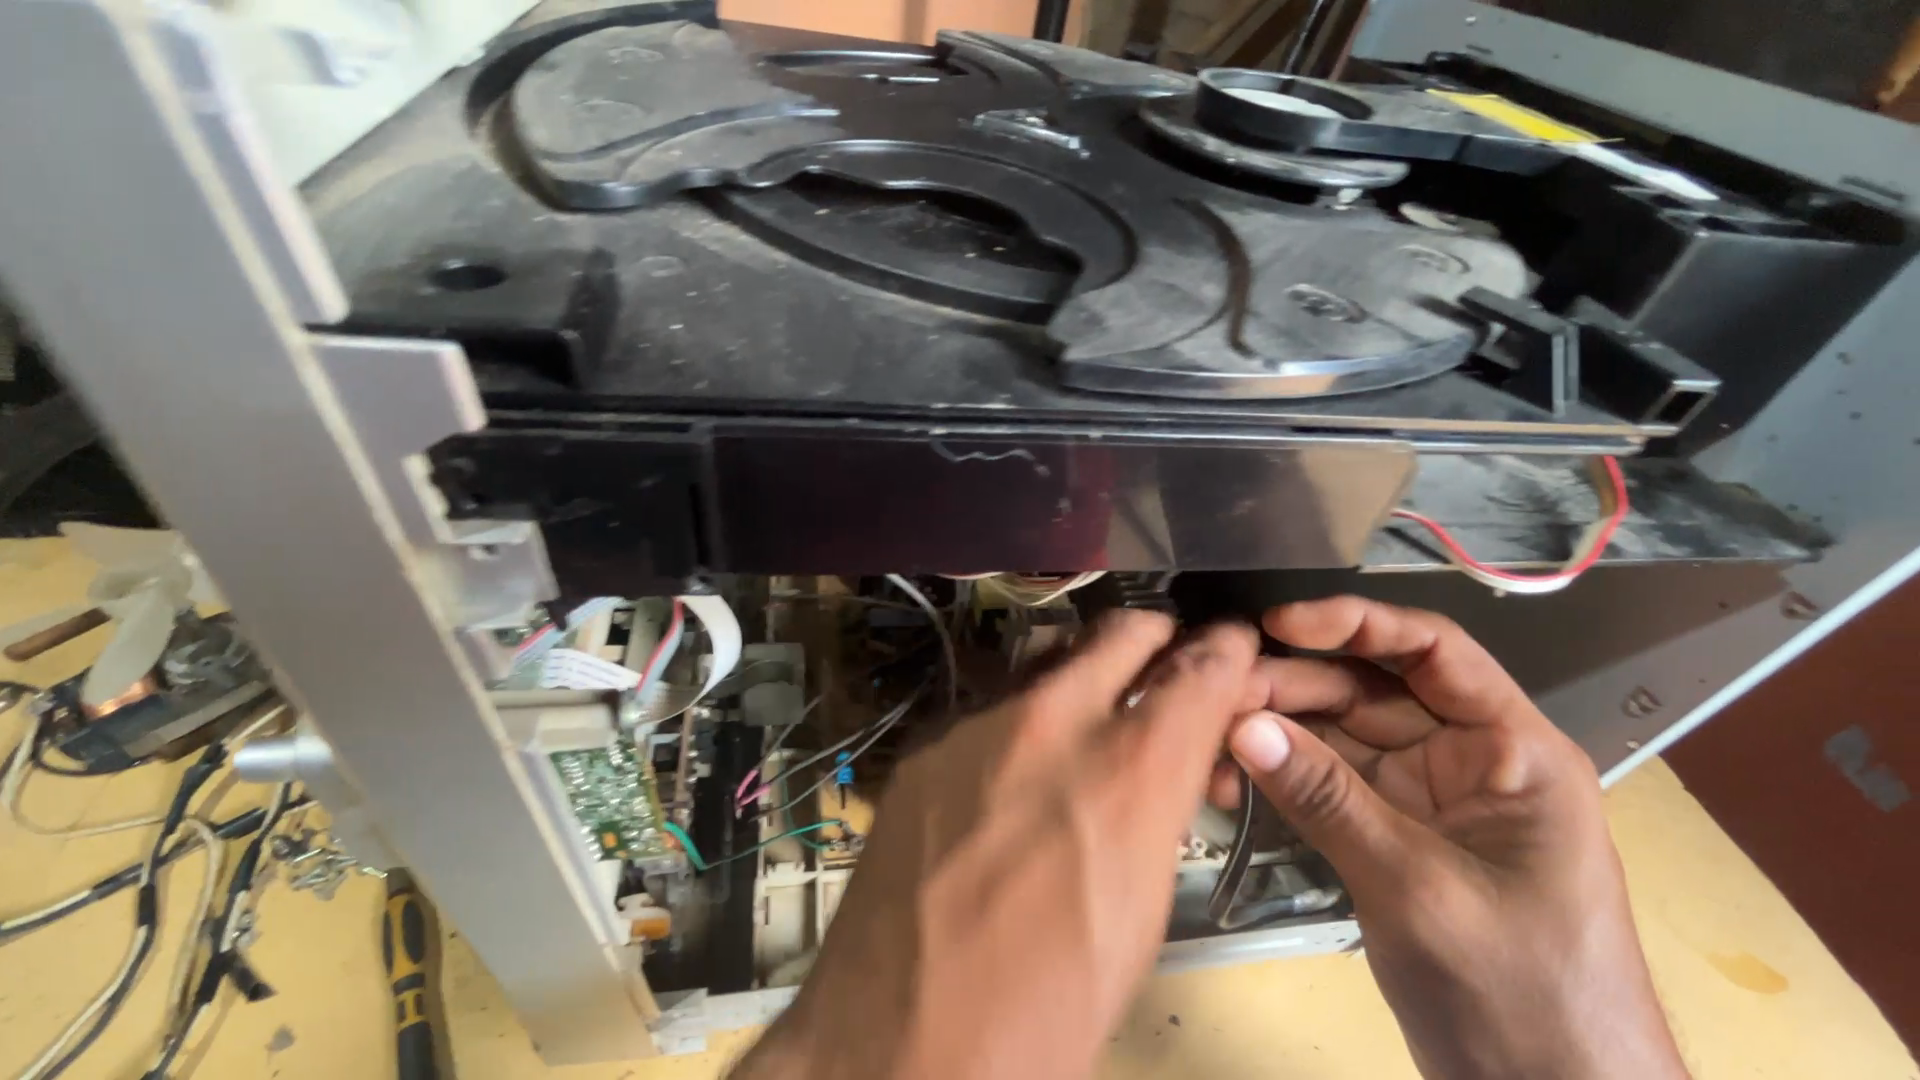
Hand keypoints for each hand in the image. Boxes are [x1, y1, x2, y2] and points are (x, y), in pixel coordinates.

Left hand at [734, 611, 1260, 1079]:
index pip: (1197, 671)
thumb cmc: (1046, 1003)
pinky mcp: (926, 748)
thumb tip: (1168, 761)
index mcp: (1126, 773)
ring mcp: (977, 727)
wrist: (900, 1037)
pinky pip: (990, 709)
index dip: (1224, 652)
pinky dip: (1022, 722)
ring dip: (1083, 671)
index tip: (1231, 646)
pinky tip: (1015, 770)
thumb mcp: (1139, 907)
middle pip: (1120, 634)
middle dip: (1156, 640)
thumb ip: (1158, 807)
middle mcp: (1050, 725)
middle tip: (1167, 662)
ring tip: (1092, 711)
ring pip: (1047, 659)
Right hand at [1219, 596, 1687, 1079]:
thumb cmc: (1520, 992)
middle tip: (1216, 697)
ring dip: (1273, 734)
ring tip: (1208, 743)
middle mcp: (1464, 758)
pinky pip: (1323, 786)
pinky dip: (1277, 780)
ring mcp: (1422, 799)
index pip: (1431, 651)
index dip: (1354, 623)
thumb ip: (1328, 800)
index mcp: (1510, 749)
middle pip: (1367, 691)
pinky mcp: (1388, 836)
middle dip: (1291, 687)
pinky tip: (1228, 784)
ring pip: (1335, 737)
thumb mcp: (1418, 887)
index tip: (1277, 624)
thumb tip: (1241, 725)